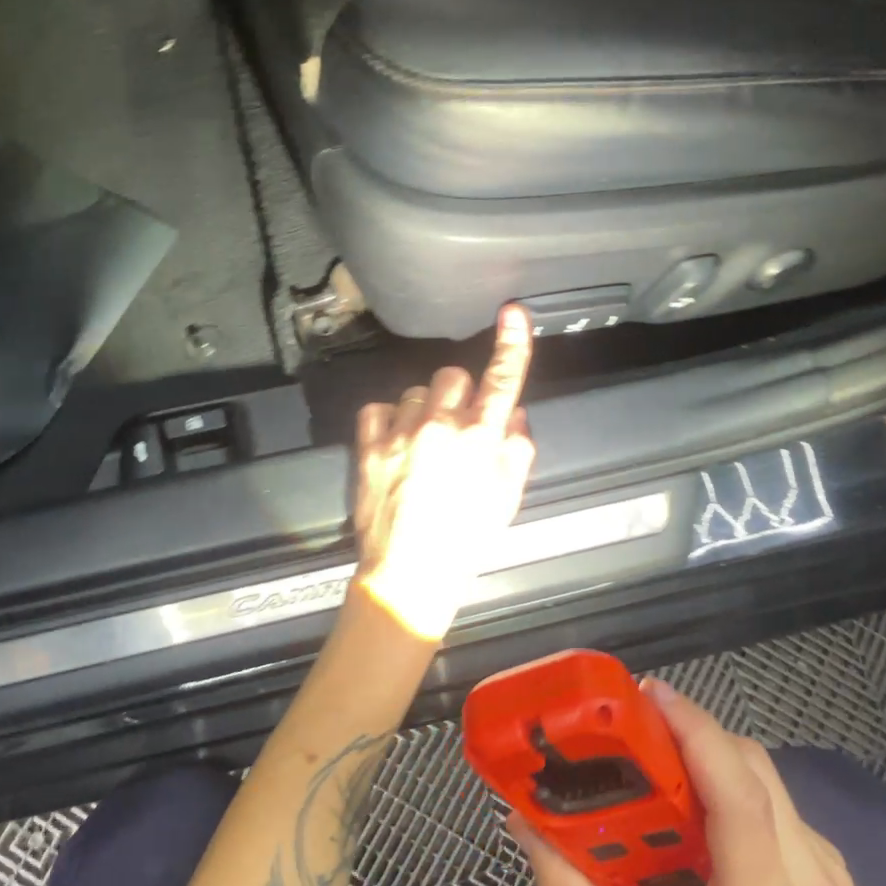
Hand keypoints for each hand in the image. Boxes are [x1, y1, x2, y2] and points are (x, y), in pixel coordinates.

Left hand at [351, 306, 535, 638]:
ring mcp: (401, 433)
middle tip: (456, 425)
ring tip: (422, 442)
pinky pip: (378, 407)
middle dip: (458, 394)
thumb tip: (514, 415)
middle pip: (452, 376)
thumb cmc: (466, 542)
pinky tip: (394, 441)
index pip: (502, 379)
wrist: (410, 573)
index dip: (511, 343)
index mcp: (481, 439)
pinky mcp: (369, 446)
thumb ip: (516, 450)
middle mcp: (441, 426)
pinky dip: (387, 418)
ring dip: (423, 407)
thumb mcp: (507, 500)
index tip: (513, 313)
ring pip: (415, 390)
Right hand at [509, 679, 853, 885]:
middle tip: (630, 724)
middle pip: (751, 772)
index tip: (650, 695)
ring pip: (763, 775)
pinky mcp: (829, 860)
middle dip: (690, 733)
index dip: (698, 735)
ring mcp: (828, 867)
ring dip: (706, 753)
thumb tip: (522, 819)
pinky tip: (692, 798)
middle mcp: (812, 880)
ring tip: (653, 754)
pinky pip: (771, 794)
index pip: (740, 801)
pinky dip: (726, 778)